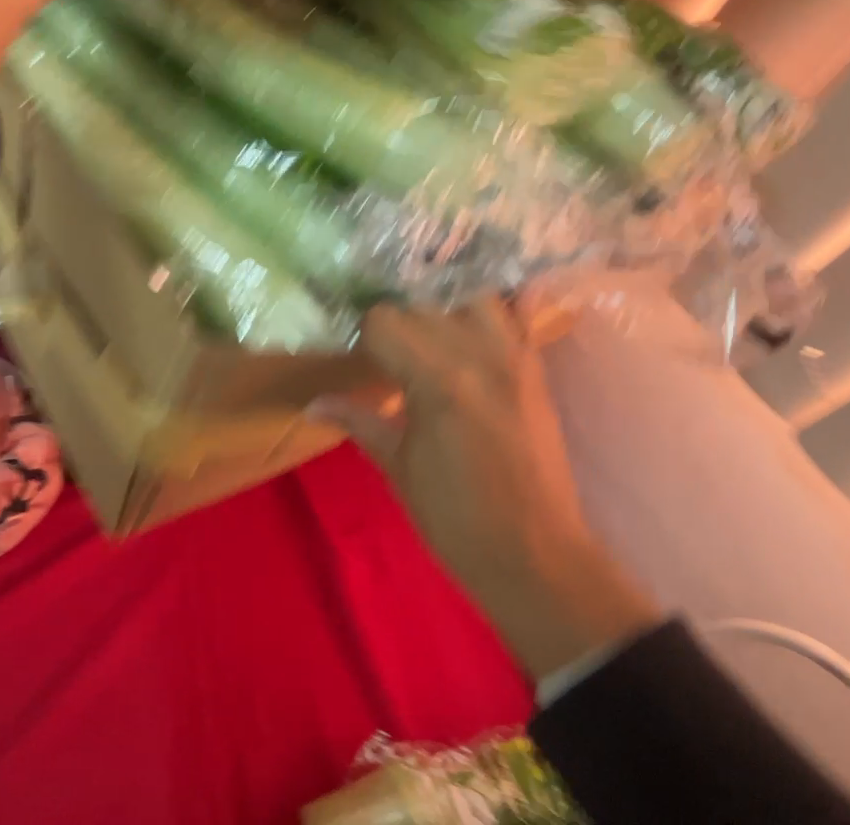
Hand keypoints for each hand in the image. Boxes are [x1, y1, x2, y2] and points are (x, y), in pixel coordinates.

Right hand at [311, 302, 662, 679]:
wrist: (534, 554)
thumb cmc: (454, 519)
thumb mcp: (397, 467)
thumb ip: (359, 420)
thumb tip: (313, 402)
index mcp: (437, 380)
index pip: (384, 321)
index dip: (363, 339)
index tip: (358, 361)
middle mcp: (480, 354)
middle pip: (421, 304)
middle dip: (397, 324)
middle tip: (385, 356)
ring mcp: (514, 358)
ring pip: (469, 296)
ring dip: (443, 310)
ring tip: (427, 341)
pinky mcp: (536, 370)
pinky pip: (515, 317)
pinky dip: (490, 316)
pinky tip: (469, 335)